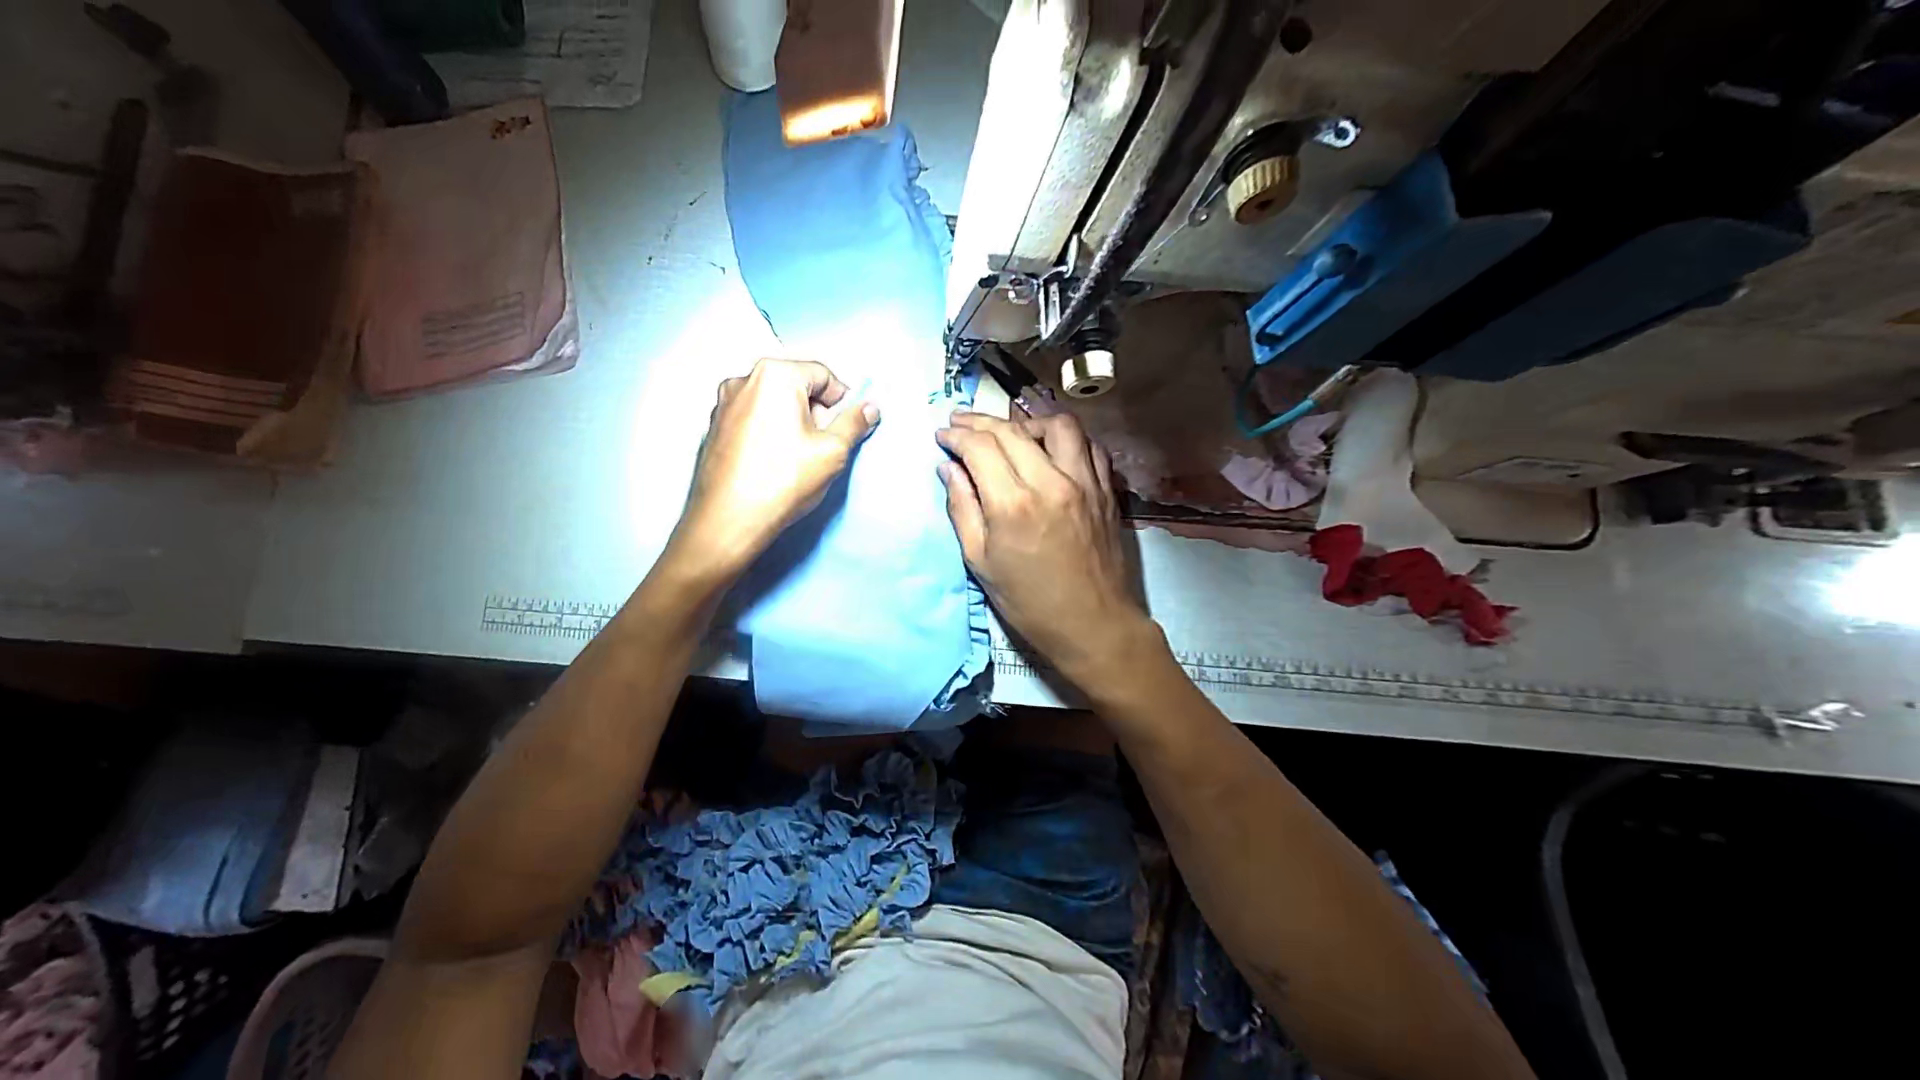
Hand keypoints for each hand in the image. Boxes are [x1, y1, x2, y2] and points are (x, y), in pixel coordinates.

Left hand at [665, 358, 877, 584]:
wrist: (727, 521)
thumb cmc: (782, 482)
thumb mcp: (833, 451)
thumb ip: (855, 423)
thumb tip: (870, 407)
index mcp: (775, 375)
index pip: (823, 375)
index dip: (842, 402)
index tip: (846, 429)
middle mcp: (743, 380)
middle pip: (796, 387)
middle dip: (815, 413)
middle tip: (821, 448)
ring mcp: (723, 404)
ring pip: (773, 404)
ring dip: (792, 424)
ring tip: (796, 460)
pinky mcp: (713, 428)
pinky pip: (752, 420)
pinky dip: (768, 434)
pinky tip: (772, 465)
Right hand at [936, 410, 1155, 683]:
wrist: (1093, 625)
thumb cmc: (1029, 603)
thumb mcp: (981, 562)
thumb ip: (962, 508)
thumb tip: (948, 468)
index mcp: (1013, 504)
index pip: (980, 447)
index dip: (956, 436)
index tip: (942, 436)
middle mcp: (1051, 482)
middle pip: (1012, 431)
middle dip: (980, 422)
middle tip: (960, 423)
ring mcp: (1085, 482)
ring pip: (1058, 426)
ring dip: (1028, 422)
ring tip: (1010, 433)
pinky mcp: (1106, 490)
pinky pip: (1089, 446)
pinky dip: (1065, 439)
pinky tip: (1051, 450)